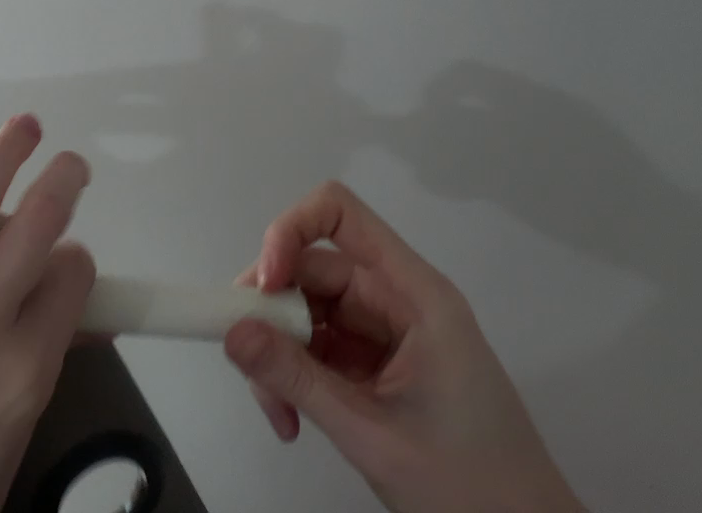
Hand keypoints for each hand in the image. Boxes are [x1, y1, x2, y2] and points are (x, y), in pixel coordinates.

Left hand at [0, 116, 95, 512]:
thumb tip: (68, 300)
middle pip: (35, 230)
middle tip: (71, 164)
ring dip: (5, 157)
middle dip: (62, 184)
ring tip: (25, 129)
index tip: (68, 250)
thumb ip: (42, 359)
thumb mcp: (14, 435)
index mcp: (23, 376)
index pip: (70, 279)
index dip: (76, 256)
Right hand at [225, 182, 581, 512]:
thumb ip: (296, 378)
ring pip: (303, 312)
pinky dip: (291, 377)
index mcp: (414, 295)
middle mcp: (394, 300)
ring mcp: (381, 331)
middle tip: (247, 362)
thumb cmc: (471, 487)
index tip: (266, 287)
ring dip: (276, 354)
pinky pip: (312, 347)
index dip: (290, 232)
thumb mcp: (372, 432)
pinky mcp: (371, 363)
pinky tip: (292, 421)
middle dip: (269, 313)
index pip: (340, 215)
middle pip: (308, 270)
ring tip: (279, 414)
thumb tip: (230, 332)